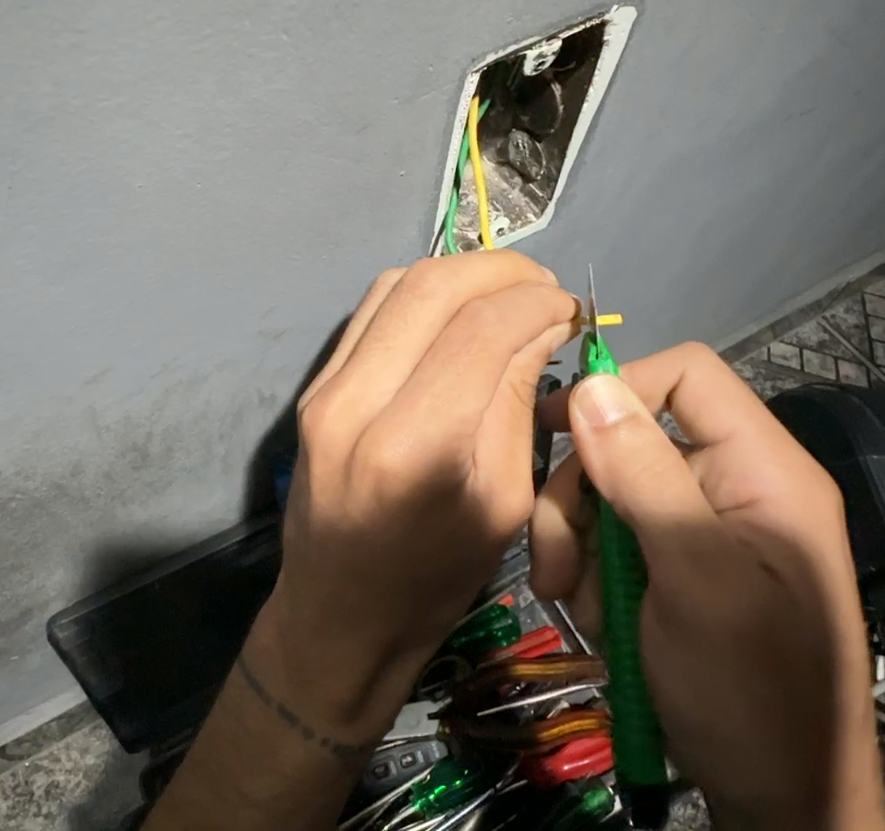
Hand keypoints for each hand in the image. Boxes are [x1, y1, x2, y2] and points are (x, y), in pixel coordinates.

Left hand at [263, 251, 577, 741]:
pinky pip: (370, 310)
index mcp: (411, 447)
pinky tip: (457, 310)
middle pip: (431, 287)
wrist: (337, 612)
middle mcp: (354, 402)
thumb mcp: (502, 503)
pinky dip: (421, 293)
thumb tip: (541, 323)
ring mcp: (323, 387)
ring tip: (507, 293)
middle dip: (501, 271)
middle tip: (544, 289)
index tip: (571, 309)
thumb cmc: (432, 578)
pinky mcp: (313, 384)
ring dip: (460, 273)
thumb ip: (515, 402)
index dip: (535, 303)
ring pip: (395, 284)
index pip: (480, 330)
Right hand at [529, 344, 884, 830]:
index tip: (551, 428)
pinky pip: (608, 542)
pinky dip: (587, 576)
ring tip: (572, 604)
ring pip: (606, 494)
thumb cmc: (750, 692)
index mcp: (762, 471)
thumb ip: (645, 476)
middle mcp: (731, 488)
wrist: (781, 807)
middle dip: (579, 498)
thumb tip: (591, 385)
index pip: (686, 376)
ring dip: (574, 545)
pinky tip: (595, 622)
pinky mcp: (674, 571)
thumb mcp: (696, 578)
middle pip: (628, 441)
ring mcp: (700, 532)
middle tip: (554, 564)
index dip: (617, 388)